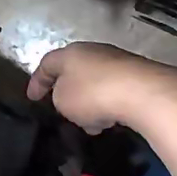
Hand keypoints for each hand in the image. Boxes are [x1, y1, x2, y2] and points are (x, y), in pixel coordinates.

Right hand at [28, 41, 176, 133]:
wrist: (144, 93)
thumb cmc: (92, 94)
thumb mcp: (62, 101)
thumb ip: (59, 98)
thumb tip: (72, 99)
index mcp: (69, 53)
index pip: (46, 64)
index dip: (36, 82)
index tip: (32, 98)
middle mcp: (93, 51)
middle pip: (74, 72)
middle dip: (68, 94)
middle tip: (66, 112)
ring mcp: (119, 61)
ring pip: (96, 82)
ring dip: (91, 103)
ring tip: (94, 124)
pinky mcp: (139, 74)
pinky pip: (116, 90)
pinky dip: (110, 104)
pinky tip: (114, 120)